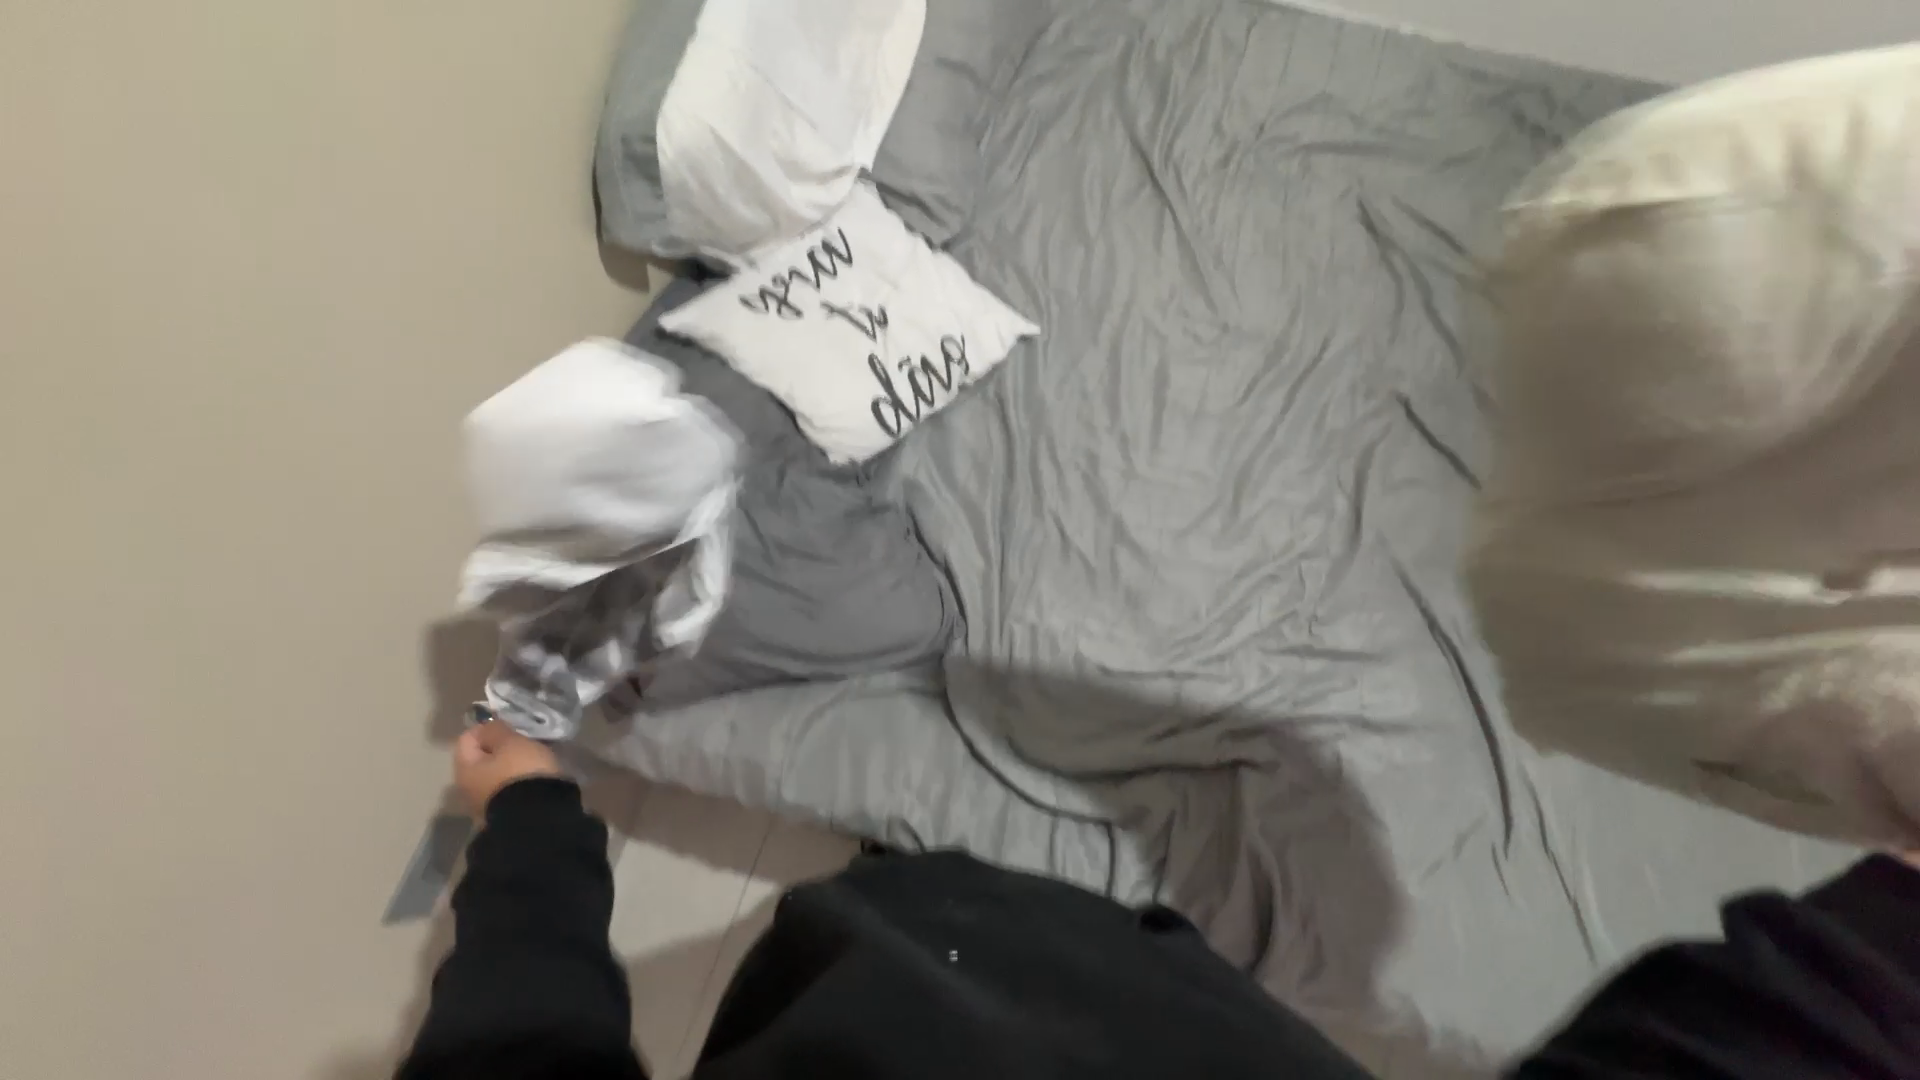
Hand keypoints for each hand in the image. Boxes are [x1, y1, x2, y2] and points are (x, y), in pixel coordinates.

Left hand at [453, 720, 562, 815]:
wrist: (537, 816)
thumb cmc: (520, 772)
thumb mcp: (511, 742)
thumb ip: (497, 730)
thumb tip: (488, 726)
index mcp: (464, 769)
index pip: (467, 738)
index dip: (488, 727)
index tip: (512, 726)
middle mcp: (467, 788)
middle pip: (481, 758)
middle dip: (500, 748)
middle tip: (524, 741)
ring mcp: (484, 804)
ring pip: (495, 774)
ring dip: (510, 765)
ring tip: (533, 759)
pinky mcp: (503, 814)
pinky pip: (507, 788)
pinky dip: (518, 780)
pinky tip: (534, 777)